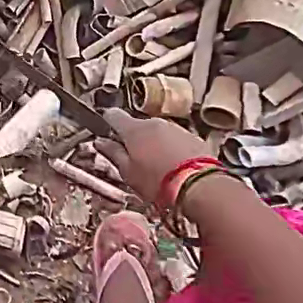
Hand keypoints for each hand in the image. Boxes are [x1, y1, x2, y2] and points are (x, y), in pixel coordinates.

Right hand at [98, 109, 213, 205]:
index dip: (108, 123)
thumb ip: (113, 153)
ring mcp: (175, 128)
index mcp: (133, 129)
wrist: (201, 187)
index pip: (113, 115)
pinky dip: (172, 150)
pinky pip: (176, 141)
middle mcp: (154, 123)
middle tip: (134, 162)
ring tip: (157, 170)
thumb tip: (101, 142)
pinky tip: (174, 169)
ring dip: (154, 145)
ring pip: (158, 133)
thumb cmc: (160, 182)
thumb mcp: (128, 172)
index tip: (107, 133)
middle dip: (134, 140)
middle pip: (138, 126)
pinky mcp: (193, 138)